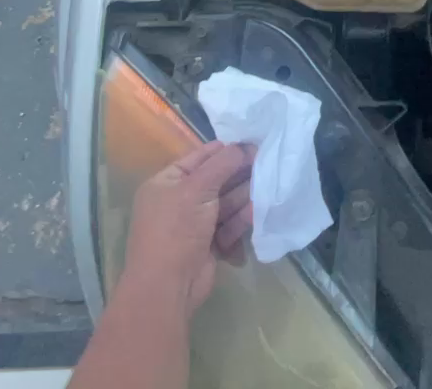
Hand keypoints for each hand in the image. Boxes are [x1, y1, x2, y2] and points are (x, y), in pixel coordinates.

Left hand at [117, 141, 255, 315]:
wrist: (168, 287)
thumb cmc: (177, 229)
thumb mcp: (197, 188)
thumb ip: (224, 162)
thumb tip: (247, 145)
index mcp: (166, 183)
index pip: (201, 157)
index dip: (228, 150)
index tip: (255, 145)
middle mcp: (179, 200)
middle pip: (219, 178)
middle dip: (240, 176)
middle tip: (265, 168)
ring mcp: (195, 222)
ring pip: (228, 200)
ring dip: (243, 199)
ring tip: (260, 196)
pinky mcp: (209, 241)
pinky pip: (231, 222)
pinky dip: (241, 220)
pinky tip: (253, 217)